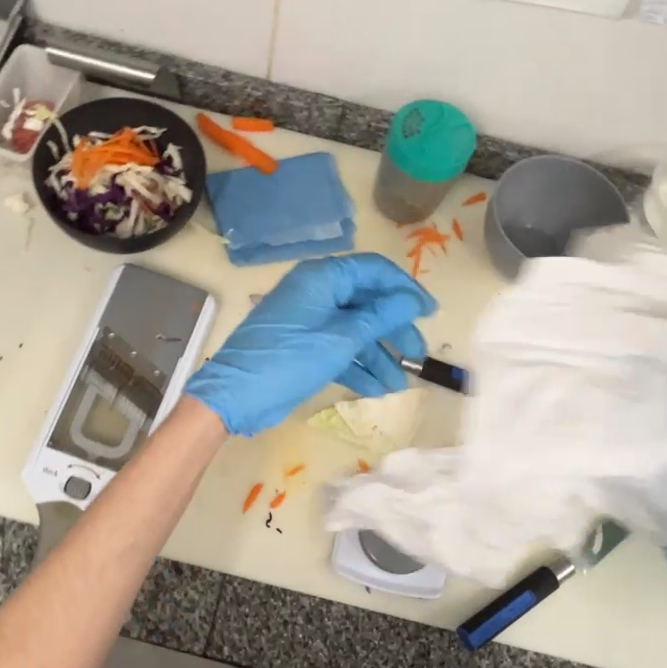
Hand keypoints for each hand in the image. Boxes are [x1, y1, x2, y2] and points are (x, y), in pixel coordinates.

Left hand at [184, 254, 436, 435]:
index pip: (374, 271)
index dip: (405, 289)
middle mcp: (316, 293)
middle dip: (394, 329)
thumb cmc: (289, 360)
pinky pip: (338, 349)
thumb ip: (380, 317)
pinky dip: (357, 367)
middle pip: (367, 302)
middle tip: (417, 354)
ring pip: (354, 330)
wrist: (236, 396)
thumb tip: (412, 299)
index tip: (430, 313)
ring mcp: (308, 321)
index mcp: (322, 278)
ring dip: (378, 355)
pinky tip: (376, 390)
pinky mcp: (303, 347)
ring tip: (398, 384)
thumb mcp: (340, 339)